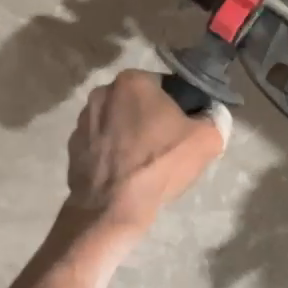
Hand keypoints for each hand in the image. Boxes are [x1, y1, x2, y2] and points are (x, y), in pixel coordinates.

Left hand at [64, 69, 227, 238]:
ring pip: (118, 122)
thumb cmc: (159, 164)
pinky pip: (101, 143)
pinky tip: (125, 173)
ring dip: (130, 135)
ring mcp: (83, 118)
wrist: (111, 206)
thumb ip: (214, 118)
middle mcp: (102, 91)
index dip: (180, 107)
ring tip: (145, 164)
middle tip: (168, 147)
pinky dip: (112, 153)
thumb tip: (211, 113)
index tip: (186, 128)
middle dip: (153, 120)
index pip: (166, 86)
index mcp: (132, 80)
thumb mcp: (205, 140)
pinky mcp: (73, 144)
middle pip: (139, 103)